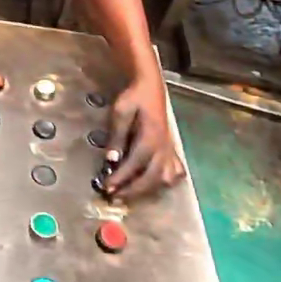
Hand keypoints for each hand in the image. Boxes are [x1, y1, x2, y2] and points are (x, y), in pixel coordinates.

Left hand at [104, 75, 185, 199]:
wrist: (150, 86)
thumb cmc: (134, 97)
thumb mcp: (120, 112)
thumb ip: (117, 136)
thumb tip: (111, 160)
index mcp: (151, 137)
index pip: (135, 163)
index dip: (121, 178)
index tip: (106, 187)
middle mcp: (163, 147)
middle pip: (151, 176)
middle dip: (132, 190)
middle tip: (113, 195)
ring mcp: (169, 149)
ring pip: (163, 178)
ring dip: (146, 189)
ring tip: (128, 192)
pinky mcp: (171, 149)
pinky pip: (173, 171)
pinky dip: (164, 181)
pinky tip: (153, 184)